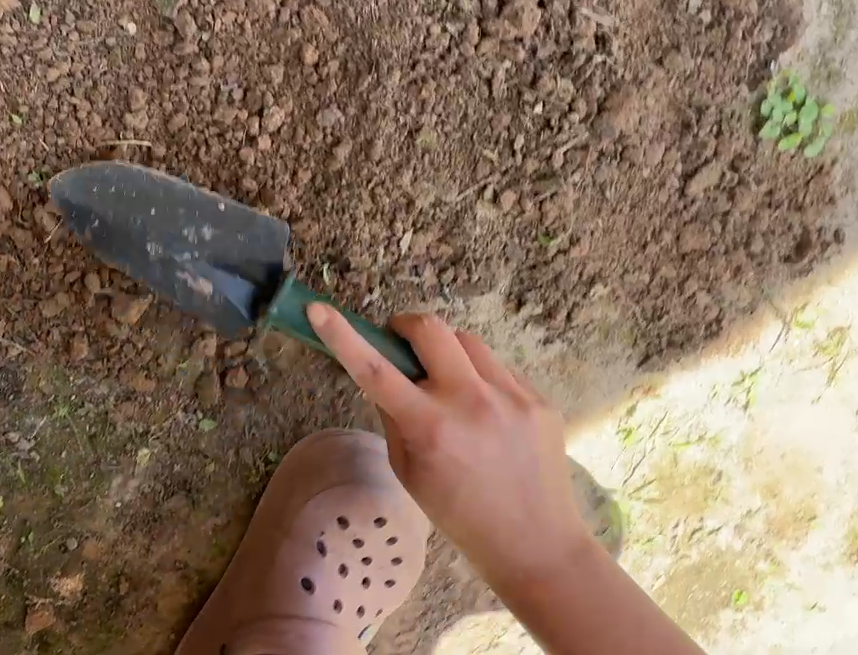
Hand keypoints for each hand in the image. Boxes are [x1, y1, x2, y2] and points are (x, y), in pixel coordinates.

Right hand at [308, 306, 595, 592]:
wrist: (539, 549)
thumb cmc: (459, 515)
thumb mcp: (407, 471)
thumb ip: (392, 416)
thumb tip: (383, 375)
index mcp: (429, 427)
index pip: (374, 369)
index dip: (341, 335)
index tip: (317, 309)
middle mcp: (470, 403)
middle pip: (430, 329)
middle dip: (406, 327)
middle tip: (399, 342)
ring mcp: (511, 398)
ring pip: (465, 341)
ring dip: (445, 351)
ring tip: (447, 383)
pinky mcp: (539, 401)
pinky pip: (497, 368)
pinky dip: (479, 378)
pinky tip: (486, 414)